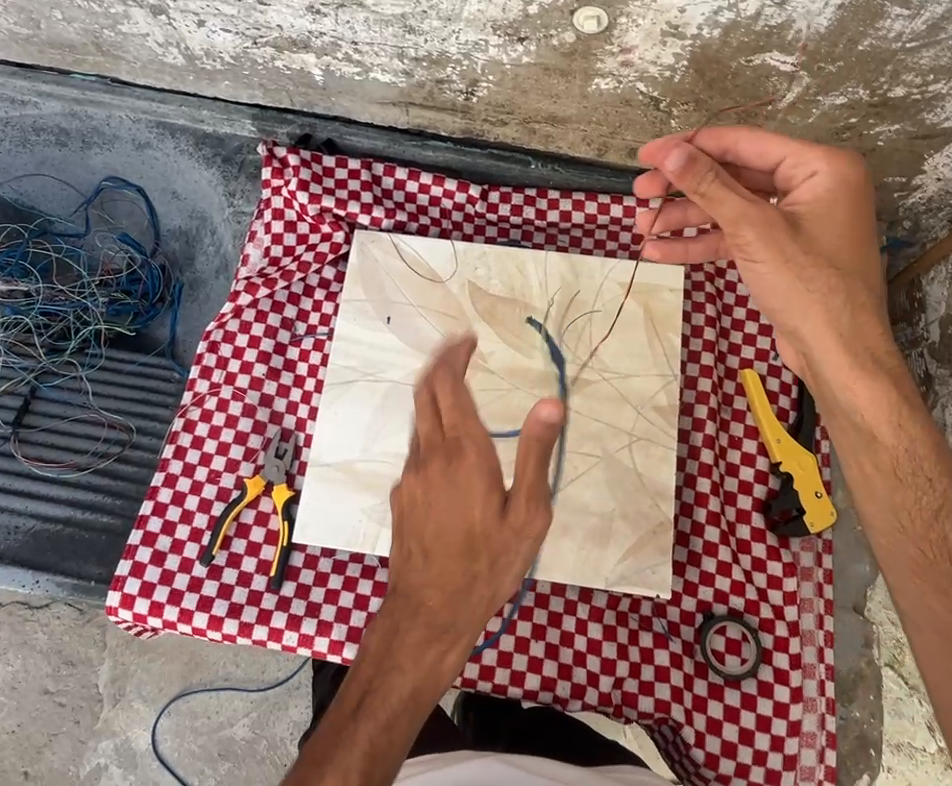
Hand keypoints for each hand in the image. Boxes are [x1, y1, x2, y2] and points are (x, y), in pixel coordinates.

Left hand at [382, 336, 564, 663]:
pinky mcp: (401, 494)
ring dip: (435, 397)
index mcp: (464, 452)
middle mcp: (430, 454)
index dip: (454, 355)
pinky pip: (416, 449)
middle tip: (462, 351)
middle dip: (441, 364)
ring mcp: (410, 474)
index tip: (469, 340)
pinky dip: (432, 431)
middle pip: (424, 391)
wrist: (430, 611)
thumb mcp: (528, 515)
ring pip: (418, 419)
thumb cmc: (488, 565)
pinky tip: (453, 454)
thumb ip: (536, 454)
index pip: (448, 383)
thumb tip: (550, 403)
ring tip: (461, 395)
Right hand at [633, 126, 889, 387]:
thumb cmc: (809, 285)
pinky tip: (661, 250)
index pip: (743, 143)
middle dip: (685, 188)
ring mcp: (798, 220)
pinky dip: (702, 242)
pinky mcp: (783, 250)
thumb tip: (669, 153)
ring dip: (686, 218)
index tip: (647, 154)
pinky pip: (738, 235)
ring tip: (643, 226)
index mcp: (820, 166)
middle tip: (640, 192)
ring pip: (731, 207)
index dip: (690, 146)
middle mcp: (813, 185)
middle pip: (734, 175)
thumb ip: (709, 185)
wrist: (839, 355)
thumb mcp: (753, 229)